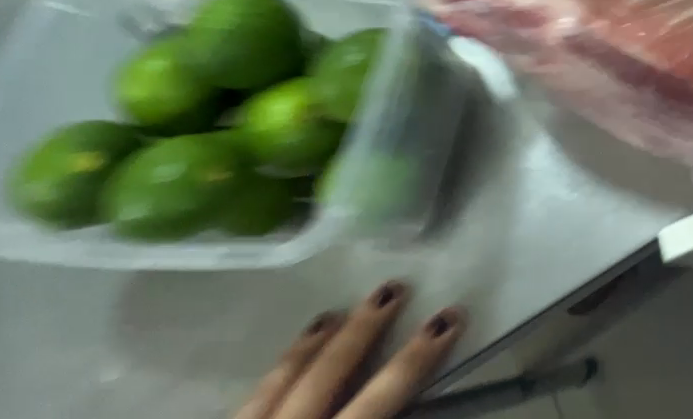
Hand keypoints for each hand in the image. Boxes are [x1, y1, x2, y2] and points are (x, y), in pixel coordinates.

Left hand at [233, 281, 465, 418]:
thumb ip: (378, 418)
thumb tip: (412, 404)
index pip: (381, 398)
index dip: (417, 358)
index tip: (450, 316)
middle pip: (327, 375)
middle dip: (364, 330)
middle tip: (393, 287)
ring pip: (277, 385)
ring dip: (308, 348)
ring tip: (329, 316)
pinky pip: (243, 408)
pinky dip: (267, 382)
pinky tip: (275, 373)